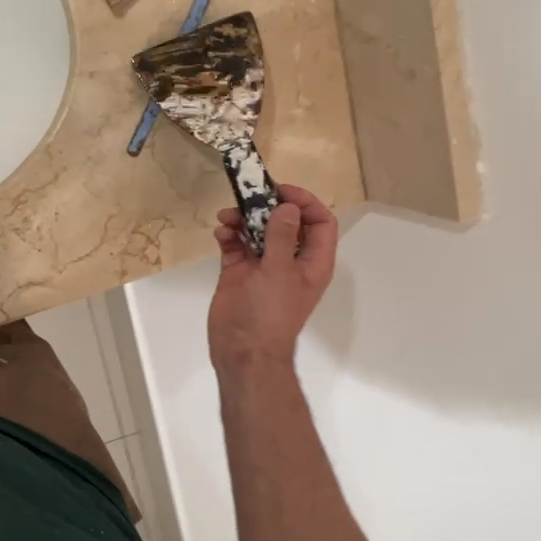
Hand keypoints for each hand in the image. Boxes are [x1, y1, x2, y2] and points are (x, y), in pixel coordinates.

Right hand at [208, 183, 337, 371]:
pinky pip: (235, 244)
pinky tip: (220, 233)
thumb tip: (288, 207)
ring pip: (257, 231)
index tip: (280, 191)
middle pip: (286, 222)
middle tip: (248, 195)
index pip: (319, 223)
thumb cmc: (269, 312)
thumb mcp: (280, 272)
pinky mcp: (238, 271)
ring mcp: (263, 266)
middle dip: (268, 206)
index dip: (305, 203)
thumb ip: (282, 237)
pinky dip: (228, 235)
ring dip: (243, 219)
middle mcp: (290, 260)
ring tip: (226, 217)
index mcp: (312, 262)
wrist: (242, 349)